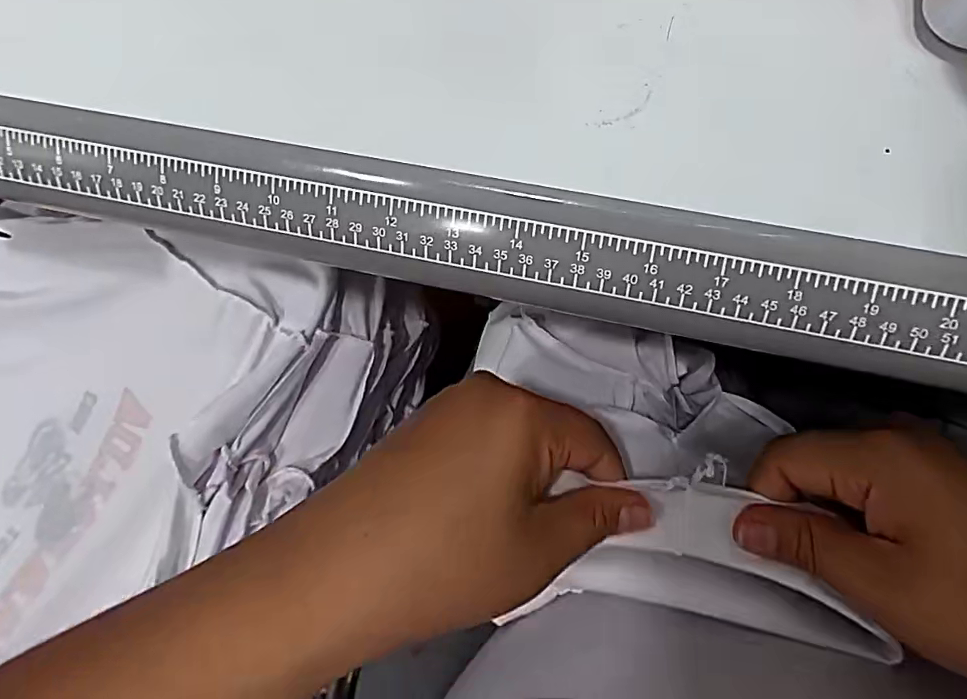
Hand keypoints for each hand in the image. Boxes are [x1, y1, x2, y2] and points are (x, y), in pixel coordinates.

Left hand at [267, 372, 652, 648]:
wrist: (338, 571)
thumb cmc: (422, 559)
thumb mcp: (537, 549)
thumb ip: (596, 519)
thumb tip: (628, 505)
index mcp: (520, 411)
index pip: (595, 438)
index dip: (613, 482)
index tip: (619, 510)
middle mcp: (485, 395)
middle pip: (556, 431)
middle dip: (566, 480)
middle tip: (555, 534)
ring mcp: (452, 406)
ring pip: (519, 435)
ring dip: (528, 478)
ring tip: (505, 534)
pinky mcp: (428, 423)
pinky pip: (484, 438)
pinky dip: (494, 472)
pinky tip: (475, 520)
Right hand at [730, 429, 966, 698]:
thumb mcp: (885, 588)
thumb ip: (805, 547)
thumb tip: (748, 524)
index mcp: (880, 453)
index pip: (782, 457)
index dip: (763, 503)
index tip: (764, 547)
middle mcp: (899, 438)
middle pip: (811, 461)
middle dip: (799, 513)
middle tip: (819, 573)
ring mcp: (925, 454)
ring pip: (841, 474)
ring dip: (833, 519)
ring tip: (865, 575)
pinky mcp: (942, 476)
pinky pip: (875, 482)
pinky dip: (864, 518)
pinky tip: (893, 561)